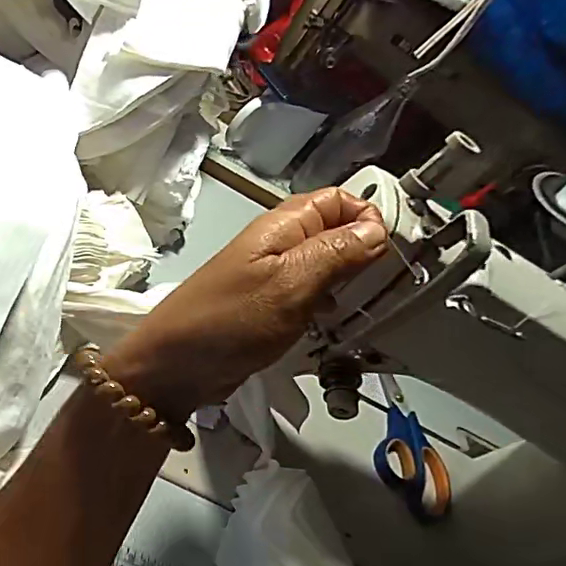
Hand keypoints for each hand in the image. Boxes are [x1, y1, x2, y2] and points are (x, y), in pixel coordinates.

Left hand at [105, 188, 388, 418]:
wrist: (174, 366)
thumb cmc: (230, 321)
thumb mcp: (290, 284)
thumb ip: (335, 254)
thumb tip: (376, 228)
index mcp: (282, 225)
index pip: (338, 199)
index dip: (369, 215)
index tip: (391, 250)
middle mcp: (278, 244)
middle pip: (335, 232)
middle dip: (363, 252)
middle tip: (384, 285)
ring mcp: (272, 277)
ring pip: (324, 266)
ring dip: (348, 282)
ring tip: (365, 306)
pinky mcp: (269, 308)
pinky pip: (309, 296)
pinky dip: (327, 305)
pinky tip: (334, 323)